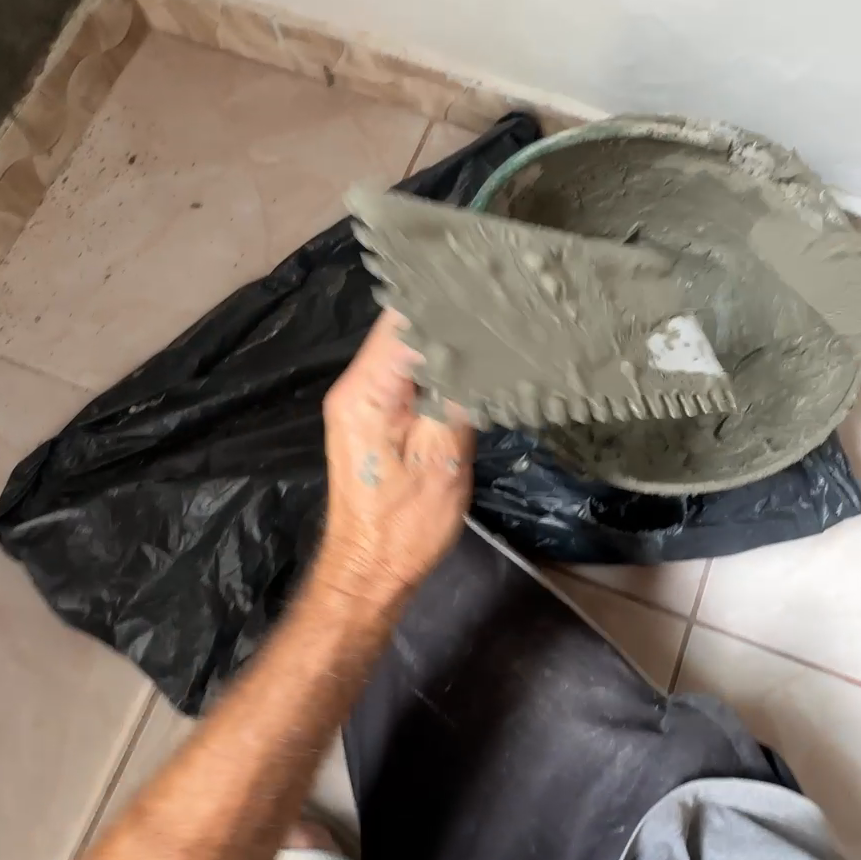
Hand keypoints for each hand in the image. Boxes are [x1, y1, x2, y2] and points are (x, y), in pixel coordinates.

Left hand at [316, 310, 474, 606]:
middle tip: (504, 304)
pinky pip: (408, 368)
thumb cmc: (405, 526)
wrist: (370, 569)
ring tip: (495, 322)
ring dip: (447, 334)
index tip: (493, 291)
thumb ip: (459, 395)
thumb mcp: (443, 460)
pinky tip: (473, 357)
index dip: (448, 301)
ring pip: (407, 344)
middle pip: (404, 324)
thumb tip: (481, 347)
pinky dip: (440, 359)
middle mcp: (356, 384)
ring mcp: (362, 397)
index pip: (406, 320)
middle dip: (451, 312)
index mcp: (367, 391)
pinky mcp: (375, 412)